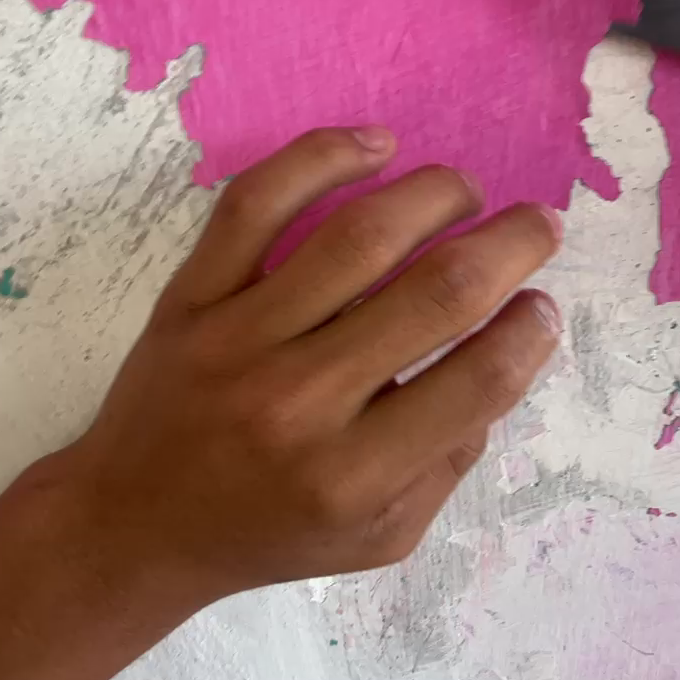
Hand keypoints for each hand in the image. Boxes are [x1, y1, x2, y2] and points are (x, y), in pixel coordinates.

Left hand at [45, 127, 562, 606]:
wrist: (135, 525)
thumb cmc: (271, 534)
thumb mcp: (383, 535)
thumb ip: (451, 457)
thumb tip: (502, 355)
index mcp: (355, 477)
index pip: (477, 381)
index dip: (532, 331)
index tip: (544, 305)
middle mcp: (303, 401)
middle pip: (435, 294)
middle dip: (512, 245)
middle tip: (541, 224)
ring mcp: (239, 338)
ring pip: (359, 235)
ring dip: (437, 195)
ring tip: (467, 192)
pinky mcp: (191, 294)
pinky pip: (256, 203)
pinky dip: (322, 156)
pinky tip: (376, 144)